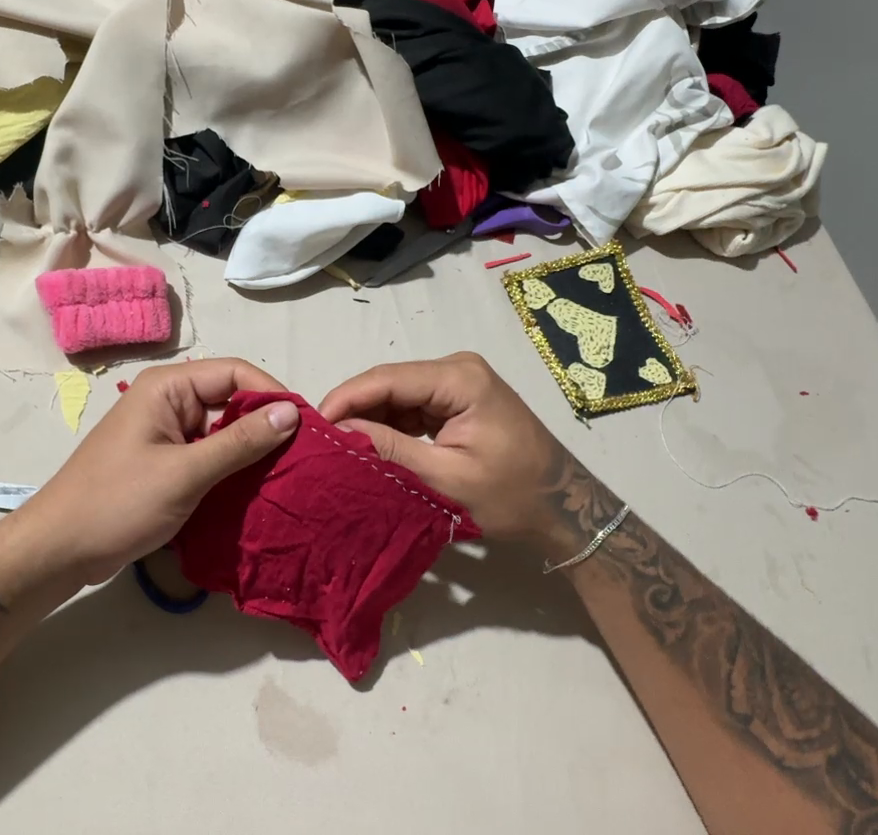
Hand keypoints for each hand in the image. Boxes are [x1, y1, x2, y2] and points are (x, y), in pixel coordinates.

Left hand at [0, 358, 298, 590]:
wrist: (61, 548)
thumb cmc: (118, 502)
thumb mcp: (185, 473)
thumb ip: (240, 442)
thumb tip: (290, 412)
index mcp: (167, 387)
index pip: (234, 372)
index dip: (272, 393)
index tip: (306, 427)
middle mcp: (168, 400)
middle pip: (231, 398)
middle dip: (266, 423)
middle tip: (304, 454)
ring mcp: (166, 431)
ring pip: (223, 428)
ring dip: (251, 449)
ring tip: (289, 473)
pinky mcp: (165, 461)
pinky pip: (209, 453)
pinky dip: (232, 467)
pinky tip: (257, 488)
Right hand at [319, 353, 585, 557]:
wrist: (564, 508)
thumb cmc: (511, 496)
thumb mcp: (445, 478)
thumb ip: (390, 449)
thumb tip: (339, 432)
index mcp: (460, 378)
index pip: (387, 378)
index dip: (346, 398)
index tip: (313, 426)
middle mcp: (457, 369)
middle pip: (389, 383)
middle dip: (354, 409)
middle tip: (319, 440)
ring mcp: (458, 384)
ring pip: (397, 396)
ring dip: (369, 419)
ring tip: (337, 446)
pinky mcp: (457, 401)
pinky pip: (411, 407)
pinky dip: (389, 426)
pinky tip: (368, 446)